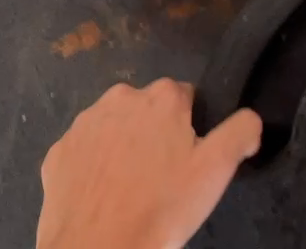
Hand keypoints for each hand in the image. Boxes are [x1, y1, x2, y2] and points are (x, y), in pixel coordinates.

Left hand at [37, 79, 261, 248]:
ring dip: (124, 147)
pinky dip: (93, 167)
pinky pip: (85, 152)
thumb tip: (249, 120)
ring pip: (116, 128)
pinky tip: (101, 197)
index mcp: (163, 96)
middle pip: (150, 110)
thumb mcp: (218, 169)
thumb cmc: (161, 209)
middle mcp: (122, 98)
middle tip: (161, 178)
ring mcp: (84, 126)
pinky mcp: (56, 154)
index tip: (187, 162)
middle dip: (156, 135)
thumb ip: (243, 129)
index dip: (190, 130)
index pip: (187, 99)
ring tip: (130, 191)